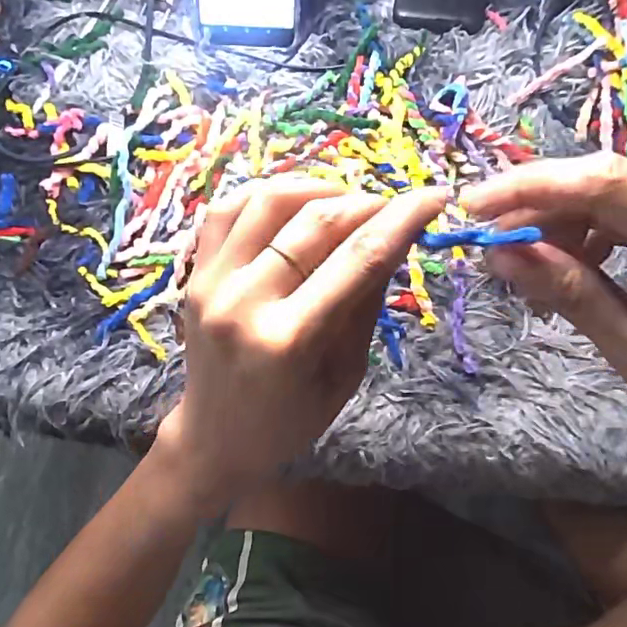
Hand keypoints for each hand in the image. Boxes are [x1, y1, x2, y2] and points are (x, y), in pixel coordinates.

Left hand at [159, 178, 449, 504]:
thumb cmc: (289, 420)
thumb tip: (395, 238)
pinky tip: (295, 204)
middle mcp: (243, 301)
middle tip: (391, 206)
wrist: (214, 438)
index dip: (401, 219)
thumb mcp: (344, 373)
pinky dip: (266, 193)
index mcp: (288, 340)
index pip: (356, 259)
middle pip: (314, 221)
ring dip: (317, 187)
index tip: (433, 197)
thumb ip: (365, 302)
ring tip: (345, 202)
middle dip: (364, 202)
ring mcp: (209, 282)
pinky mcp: (193, 274)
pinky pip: (226, 208)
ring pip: (267, 200)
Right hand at [463, 153, 626, 467]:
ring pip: (626, 187)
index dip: (533, 187)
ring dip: (567, 216)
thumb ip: (572, 294)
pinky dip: (599, 223)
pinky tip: (575, 255)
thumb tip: (500, 253)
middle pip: (616, 178)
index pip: (612, 184)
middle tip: (491, 237)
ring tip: (530, 258)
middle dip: (542, 203)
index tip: (474, 206)